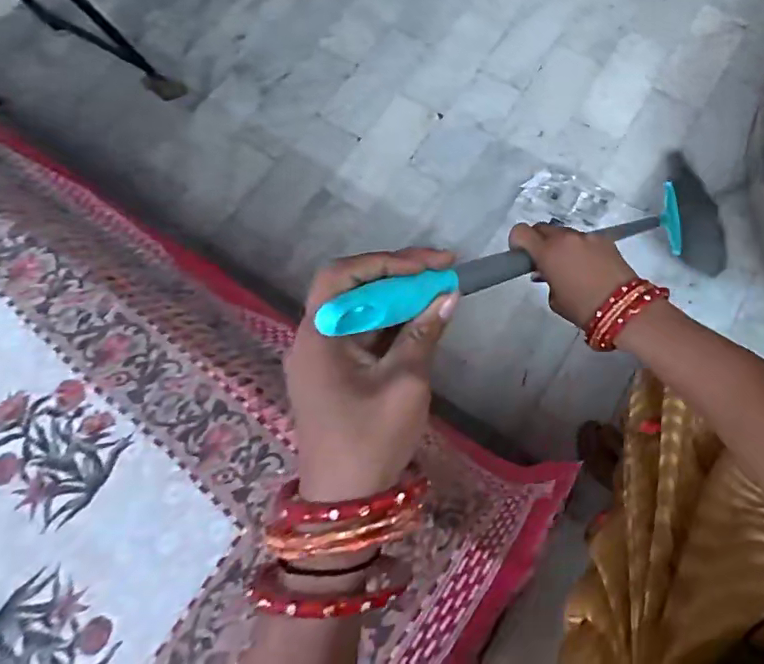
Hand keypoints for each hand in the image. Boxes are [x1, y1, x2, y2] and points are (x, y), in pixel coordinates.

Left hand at [283, 248, 455, 503]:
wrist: (345, 502)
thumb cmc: (371, 440)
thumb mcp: (406, 382)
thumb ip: (424, 332)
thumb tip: (449, 294)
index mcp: (319, 338)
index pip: (342, 276)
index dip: (387, 261)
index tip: (432, 264)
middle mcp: (315, 339)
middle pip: (352, 286)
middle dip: (399, 272)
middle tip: (444, 268)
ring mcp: (325, 355)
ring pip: (362, 305)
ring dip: (401, 293)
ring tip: (442, 286)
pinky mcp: (339, 369)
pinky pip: (366, 328)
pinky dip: (396, 316)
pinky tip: (425, 314)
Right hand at [507, 222, 638, 328]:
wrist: (623, 306)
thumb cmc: (583, 307)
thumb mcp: (555, 299)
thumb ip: (546, 280)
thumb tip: (547, 271)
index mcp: (548, 252)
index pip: (521, 231)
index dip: (518, 242)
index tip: (522, 256)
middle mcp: (566, 238)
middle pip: (543, 228)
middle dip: (539, 242)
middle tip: (545, 262)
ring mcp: (587, 236)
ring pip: (565, 233)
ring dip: (562, 245)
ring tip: (570, 266)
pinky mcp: (605, 239)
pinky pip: (585, 239)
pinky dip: (581, 248)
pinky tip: (589, 266)